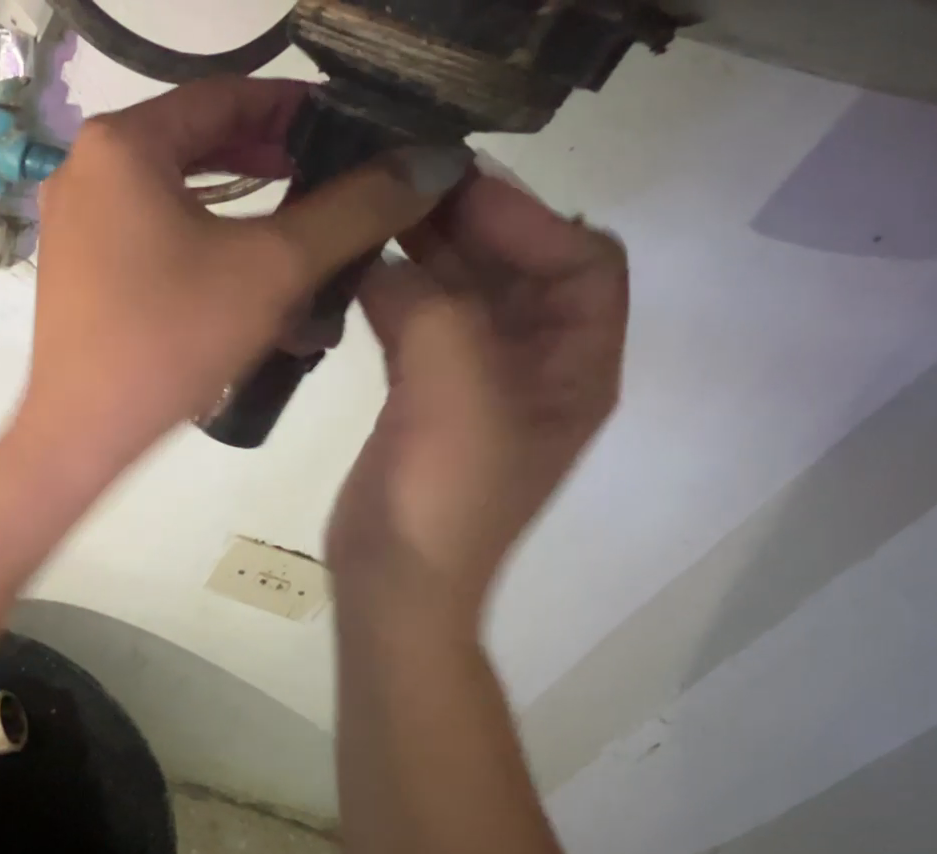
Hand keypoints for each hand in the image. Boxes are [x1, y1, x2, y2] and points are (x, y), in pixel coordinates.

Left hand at [13, 77, 455, 476]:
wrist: (81, 435)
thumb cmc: (171, 340)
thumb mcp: (273, 268)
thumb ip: (354, 208)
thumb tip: (430, 163)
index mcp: (123, 145)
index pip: (228, 97)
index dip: (300, 111)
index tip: (355, 131)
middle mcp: (87, 171)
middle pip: (200, 147)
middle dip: (276, 168)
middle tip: (336, 183)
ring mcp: (75, 224)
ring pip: (179, 200)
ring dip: (246, 219)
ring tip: (306, 238)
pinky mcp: (77, 271)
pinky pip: (153, 240)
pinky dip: (205, 252)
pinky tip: (253, 284)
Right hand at [328, 174, 629, 621]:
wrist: (395, 586)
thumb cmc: (443, 499)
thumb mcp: (456, 393)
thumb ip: (434, 307)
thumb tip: (387, 259)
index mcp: (575, 367)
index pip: (580, 261)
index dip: (528, 217)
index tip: (457, 186)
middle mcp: (534, 368)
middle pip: (517, 272)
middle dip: (469, 227)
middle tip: (402, 188)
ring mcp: (474, 386)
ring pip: (462, 298)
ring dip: (425, 257)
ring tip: (373, 221)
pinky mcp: (420, 402)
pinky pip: (416, 329)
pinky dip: (393, 297)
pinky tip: (357, 277)